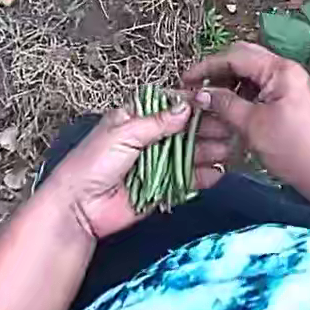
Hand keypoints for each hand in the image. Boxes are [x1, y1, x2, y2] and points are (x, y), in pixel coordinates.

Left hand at [34, 96, 233, 240]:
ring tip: (229, 149)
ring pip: (189, 153)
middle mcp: (148, 137)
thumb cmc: (92, 163)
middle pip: (183, 129)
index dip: (190, 104)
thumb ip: (156, 123)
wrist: (79, 208)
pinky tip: (218, 172)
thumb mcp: (123, 134)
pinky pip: (186, 180)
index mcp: (135, 117)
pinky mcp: (161, 188)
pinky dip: (202, 176)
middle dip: (206, 128)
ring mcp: (156, 163)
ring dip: (208, 150)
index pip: (168, 105)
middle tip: (229, 127)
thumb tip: (185, 107)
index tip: (214, 102)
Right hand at [182, 43, 309, 202]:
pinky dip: (239, 94)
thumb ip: (224, 105)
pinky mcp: (287, 98)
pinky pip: (257, 87)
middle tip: (195, 87)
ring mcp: (287, 83)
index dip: (207, 66)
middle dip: (216, 71)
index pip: (235, 56)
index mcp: (279, 70)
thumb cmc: (294, 150)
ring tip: (207, 99)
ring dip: (227, 82)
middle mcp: (284, 70)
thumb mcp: (253, 126)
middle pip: (242, 58)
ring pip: (248, 73)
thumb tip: (199, 94)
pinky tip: (225, 107)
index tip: (185, 80)